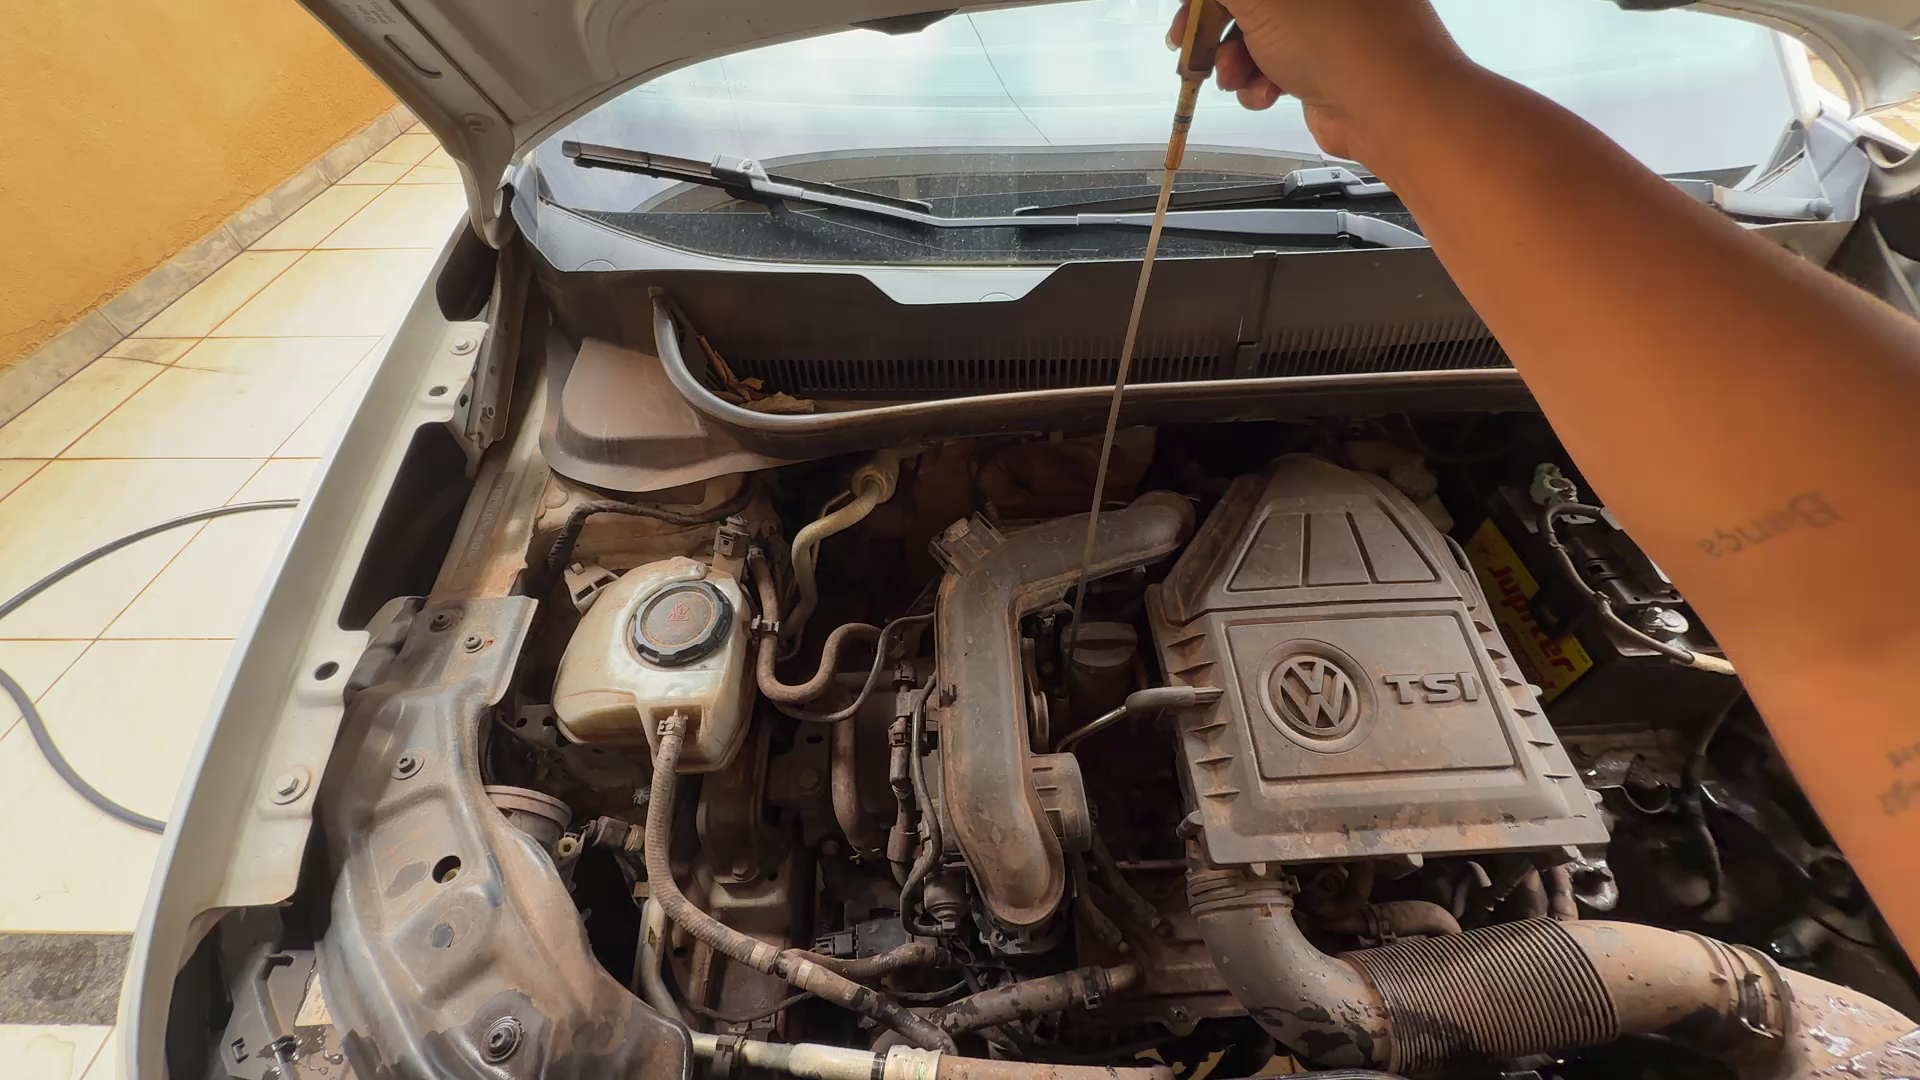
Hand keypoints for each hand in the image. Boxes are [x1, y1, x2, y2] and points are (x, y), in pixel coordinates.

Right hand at [1168, 0, 1466, 159]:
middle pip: (1250, 1)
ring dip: (1236, 63)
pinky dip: (1261, 82)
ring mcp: (1325, 19)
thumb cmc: (1338, 37)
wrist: (1385, 103)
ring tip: (1236, 79)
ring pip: (1256, 36)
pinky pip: (1274, 65)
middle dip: (1216, 29)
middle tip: (1189, 50)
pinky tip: (1268, 93)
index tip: (1186, 15)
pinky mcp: (1321, 58)